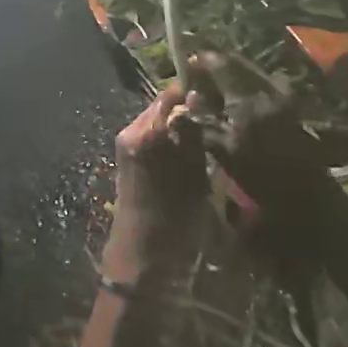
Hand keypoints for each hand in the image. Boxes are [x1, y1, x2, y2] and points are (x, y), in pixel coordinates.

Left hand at [101, 82, 208, 286]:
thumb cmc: (174, 222)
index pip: (171, 95)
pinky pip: (152, 134)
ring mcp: (126, 142)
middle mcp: (132, 131)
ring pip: (159, 119)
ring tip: (211, 131)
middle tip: (220, 113)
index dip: (196, 89)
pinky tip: (193, 148)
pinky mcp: (126, 155)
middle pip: (163, 105)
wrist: (142, 257)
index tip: (221, 93)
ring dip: (181, 121)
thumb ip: (195, 134)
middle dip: (189, 105)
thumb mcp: (195, 177)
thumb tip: (199, 96)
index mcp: (147, 133)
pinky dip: (171, 136)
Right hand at [190, 53, 347, 236]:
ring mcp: (284, 95)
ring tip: (214, 94)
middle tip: (197, 81)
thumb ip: (198, 125)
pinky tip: (236, 105)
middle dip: (214, 68)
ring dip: (230, 77)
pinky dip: (244, 87)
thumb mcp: (224, 152)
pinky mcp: (292, 105)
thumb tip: (176, 108)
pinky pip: (261, 84)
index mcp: (248, 98)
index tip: (184, 68)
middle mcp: (268, 88)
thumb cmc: (264, 176)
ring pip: (249, 73)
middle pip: (236, 63)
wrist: (310, 197)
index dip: (199, 61)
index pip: (219, 63)